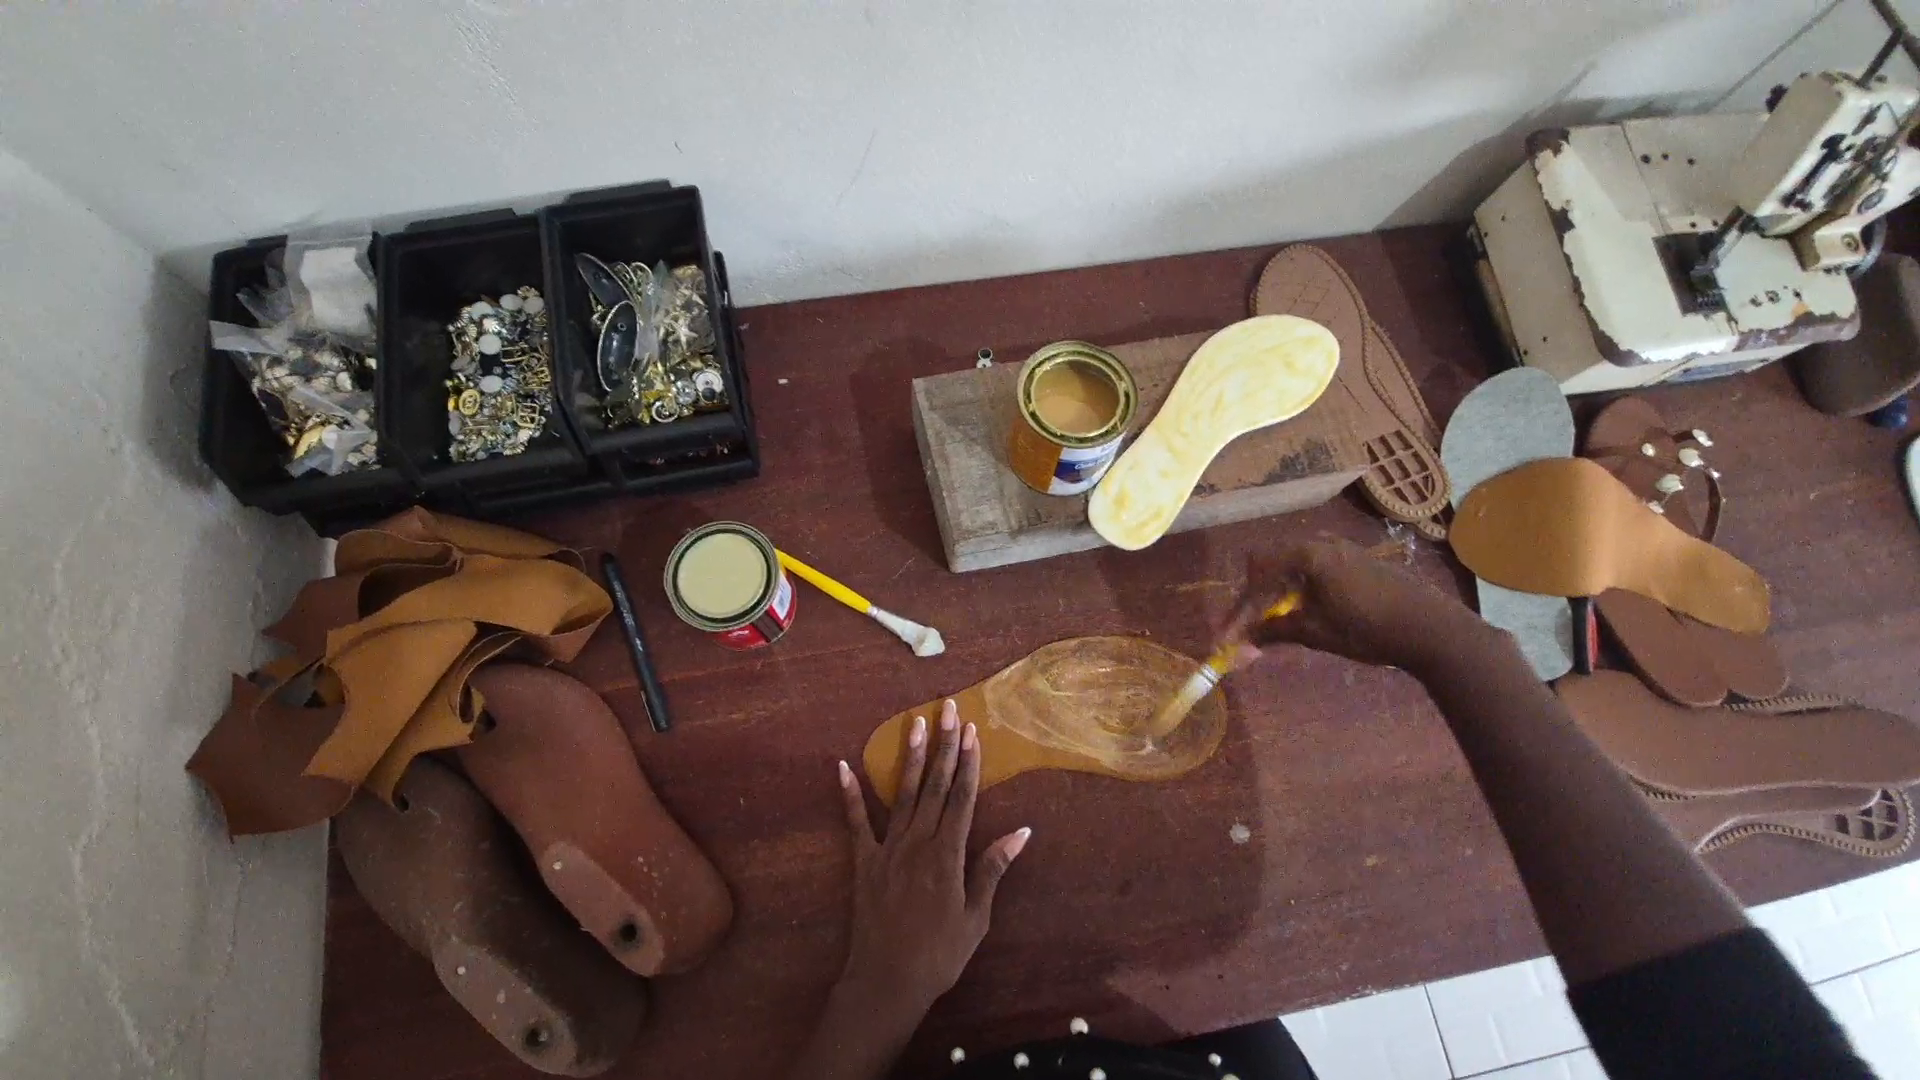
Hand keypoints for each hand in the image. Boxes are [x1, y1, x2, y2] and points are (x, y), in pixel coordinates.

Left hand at [834, 699, 1030, 1015]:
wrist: (886, 982)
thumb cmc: (939, 954)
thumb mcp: (976, 917)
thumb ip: (993, 869)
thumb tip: (1022, 832)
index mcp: (948, 854)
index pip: (963, 797)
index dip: (969, 762)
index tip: (973, 731)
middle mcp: (919, 841)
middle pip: (936, 785)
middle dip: (945, 745)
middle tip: (948, 709)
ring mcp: (888, 848)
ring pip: (903, 793)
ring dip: (911, 756)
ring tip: (916, 722)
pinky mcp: (863, 860)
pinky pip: (856, 821)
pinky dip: (849, 793)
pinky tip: (843, 765)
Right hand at [1230, 539, 1482, 671]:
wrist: (1433, 629)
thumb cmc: (1369, 629)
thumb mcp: (1316, 632)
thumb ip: (1274, 630)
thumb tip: (1242, 641)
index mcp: (1306, 554)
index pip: (1257, 576)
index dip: (1239, 608)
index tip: (1227, 636)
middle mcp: (1321, 543)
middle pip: (1270, 564)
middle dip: (1254, 597)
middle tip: (1246, 627)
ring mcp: (1342, 549)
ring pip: (1293, 566)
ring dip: (1277, 593)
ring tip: (1273, 622)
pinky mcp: (1358, 561)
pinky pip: (1314, 569)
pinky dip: (1300, 589)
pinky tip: (1304, 612)